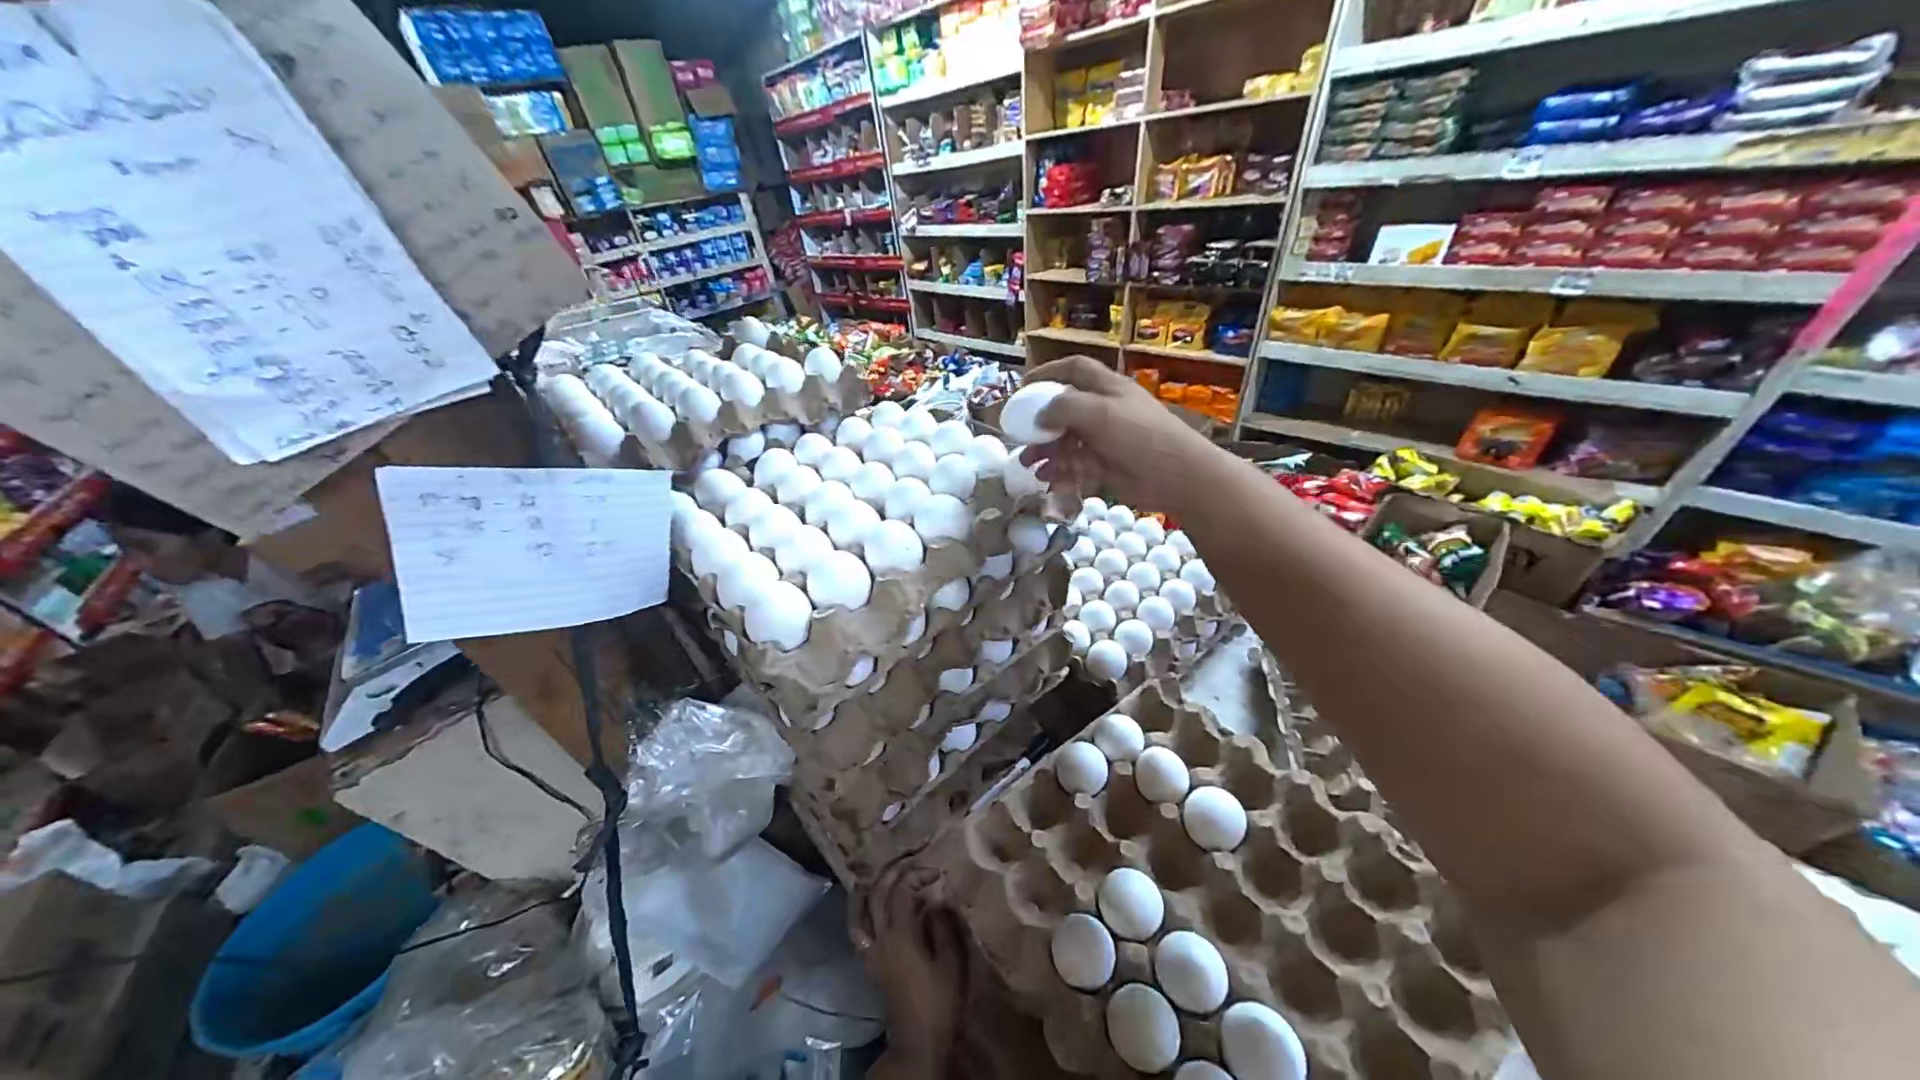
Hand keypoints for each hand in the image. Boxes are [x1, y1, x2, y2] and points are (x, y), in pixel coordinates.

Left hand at [853, 860, 965, 1075]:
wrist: (918, 1039)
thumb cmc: (940, 1001)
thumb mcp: (951, 961)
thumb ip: (943, 924)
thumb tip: (938, 896)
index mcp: (901, 936)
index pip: (902, 890)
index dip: (918, 874)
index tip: (937, 874)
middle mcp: (880, 938)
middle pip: (878, 893)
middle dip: (894, 870)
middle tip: (912, 860)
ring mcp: (871, 950)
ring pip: (861, 910)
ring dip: (869, 887)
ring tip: (880, 872)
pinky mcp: (869, 962)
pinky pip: (857, 930)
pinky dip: (859, 911)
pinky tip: (866, 903)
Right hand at [1017, 355, 1221, 518]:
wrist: (1176, 475)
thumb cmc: (1140, 434)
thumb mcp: (1099, 411)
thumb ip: (1063, 407)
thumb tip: (1039, 415)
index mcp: (1107, 389)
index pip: (1075, 370)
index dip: (1048, 372)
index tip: (1023, 386)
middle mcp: (1104, 411)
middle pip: (1064, 411)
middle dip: (1039, 423)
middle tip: (1019, 435)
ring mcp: (1104, 441)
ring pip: (1066, 442)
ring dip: (1044, 452)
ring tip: (1027, 464)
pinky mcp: (1105, 467)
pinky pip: (1074, 467)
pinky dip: (1059, 472)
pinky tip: (1047, 479)